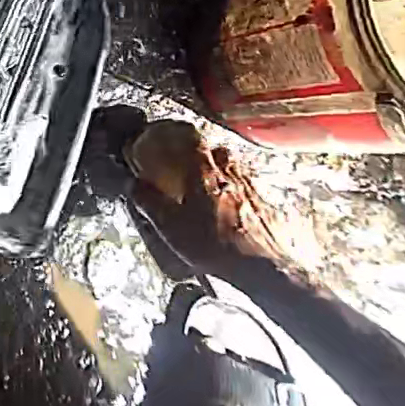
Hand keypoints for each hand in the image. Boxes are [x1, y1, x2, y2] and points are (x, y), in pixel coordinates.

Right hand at [126, 120, 318, 276]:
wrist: (267, 271)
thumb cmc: (219, 247)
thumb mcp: (171, 227)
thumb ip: (150, 203)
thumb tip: (134, 186)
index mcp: (205, 173)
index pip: (192, 138)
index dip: (180, 134)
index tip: (170, 136)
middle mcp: (231, 174)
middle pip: (217, 151)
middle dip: (205, 154)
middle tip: (193, 164)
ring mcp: (253, 189)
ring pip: (237, 169)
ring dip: (224, 173)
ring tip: (214, 189)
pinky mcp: (270, 208)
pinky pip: (253, 192)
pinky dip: (242, 196)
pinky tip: (237, 213)